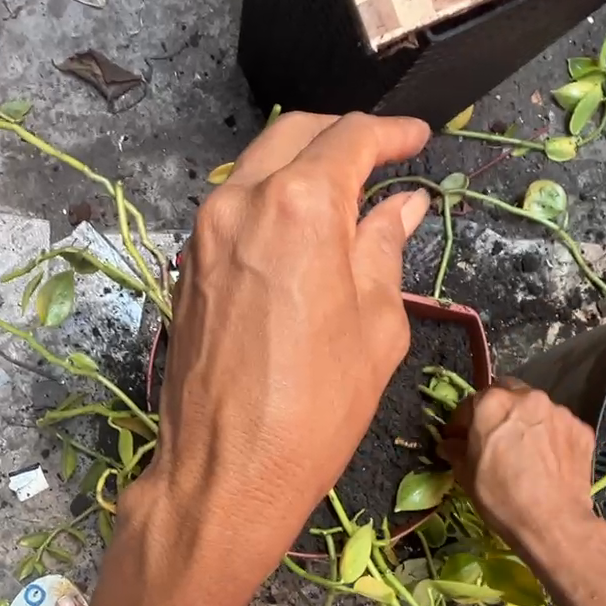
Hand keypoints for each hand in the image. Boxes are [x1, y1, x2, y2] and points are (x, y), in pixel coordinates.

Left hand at [133, 112, 431, 565]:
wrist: (224, 472)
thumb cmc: (316, 409)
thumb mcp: (375, 328)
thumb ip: (383, 250)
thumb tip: (401, 206)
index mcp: (298, 207)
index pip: (349, 139)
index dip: (392, 133)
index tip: (420, 140)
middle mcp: (240, 203)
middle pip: (293, 136)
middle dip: (341, 137)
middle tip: (380, 159)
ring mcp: (203, 235)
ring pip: (255, 170)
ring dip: (299, 169)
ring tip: (342, 198)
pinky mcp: (186, 269)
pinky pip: (231, 212)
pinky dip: (267, 204)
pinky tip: (296, 235)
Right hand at [439, 378, 604, 557]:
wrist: (553, 522)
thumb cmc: (500, 496)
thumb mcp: (465, 474)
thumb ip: (456, 450)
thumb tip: (450, 444)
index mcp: (492, 404)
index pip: (470, 402)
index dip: (462, 422)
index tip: (459, 439)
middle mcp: (528, 398)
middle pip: (507, 394)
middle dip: (497, 410)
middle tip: (492, 437)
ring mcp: (559, 412)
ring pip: (535, 408)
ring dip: (525, 421)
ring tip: (522, 450)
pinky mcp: (582, 429)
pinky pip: (558, 426)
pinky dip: (549, 436)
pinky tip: (545, 459)